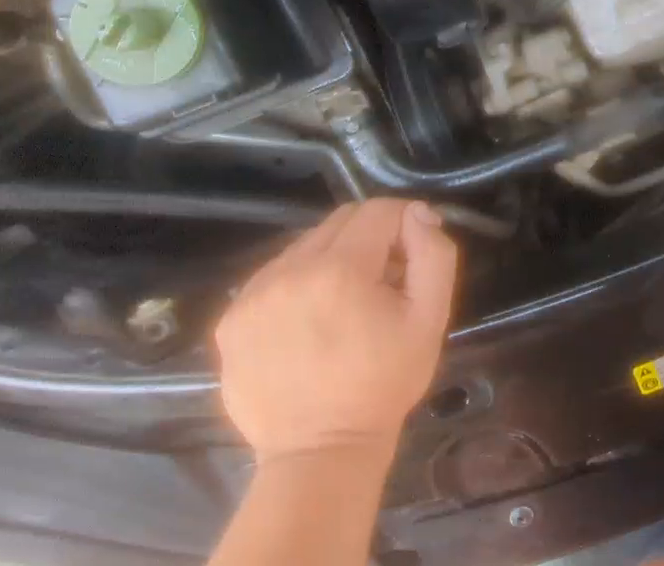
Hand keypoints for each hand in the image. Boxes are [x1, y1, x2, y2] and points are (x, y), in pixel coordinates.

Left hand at [215, 199, 457, 466]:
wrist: (320, 453)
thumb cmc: (385, 383)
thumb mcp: (431, 318)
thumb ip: (433, 254)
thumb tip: (417, 215)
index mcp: (341, 269)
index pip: (377, 211)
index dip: (404, 223)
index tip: (412, 255)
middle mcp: (289, 270)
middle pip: (339, 222)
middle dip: (369, 239)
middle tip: (383, 282)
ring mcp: (252, 295)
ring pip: (304, 246)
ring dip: (331, 260)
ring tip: (344, 305)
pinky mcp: (230, 320)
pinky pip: (273, 276)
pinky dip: (297, 284)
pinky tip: (310, 322)